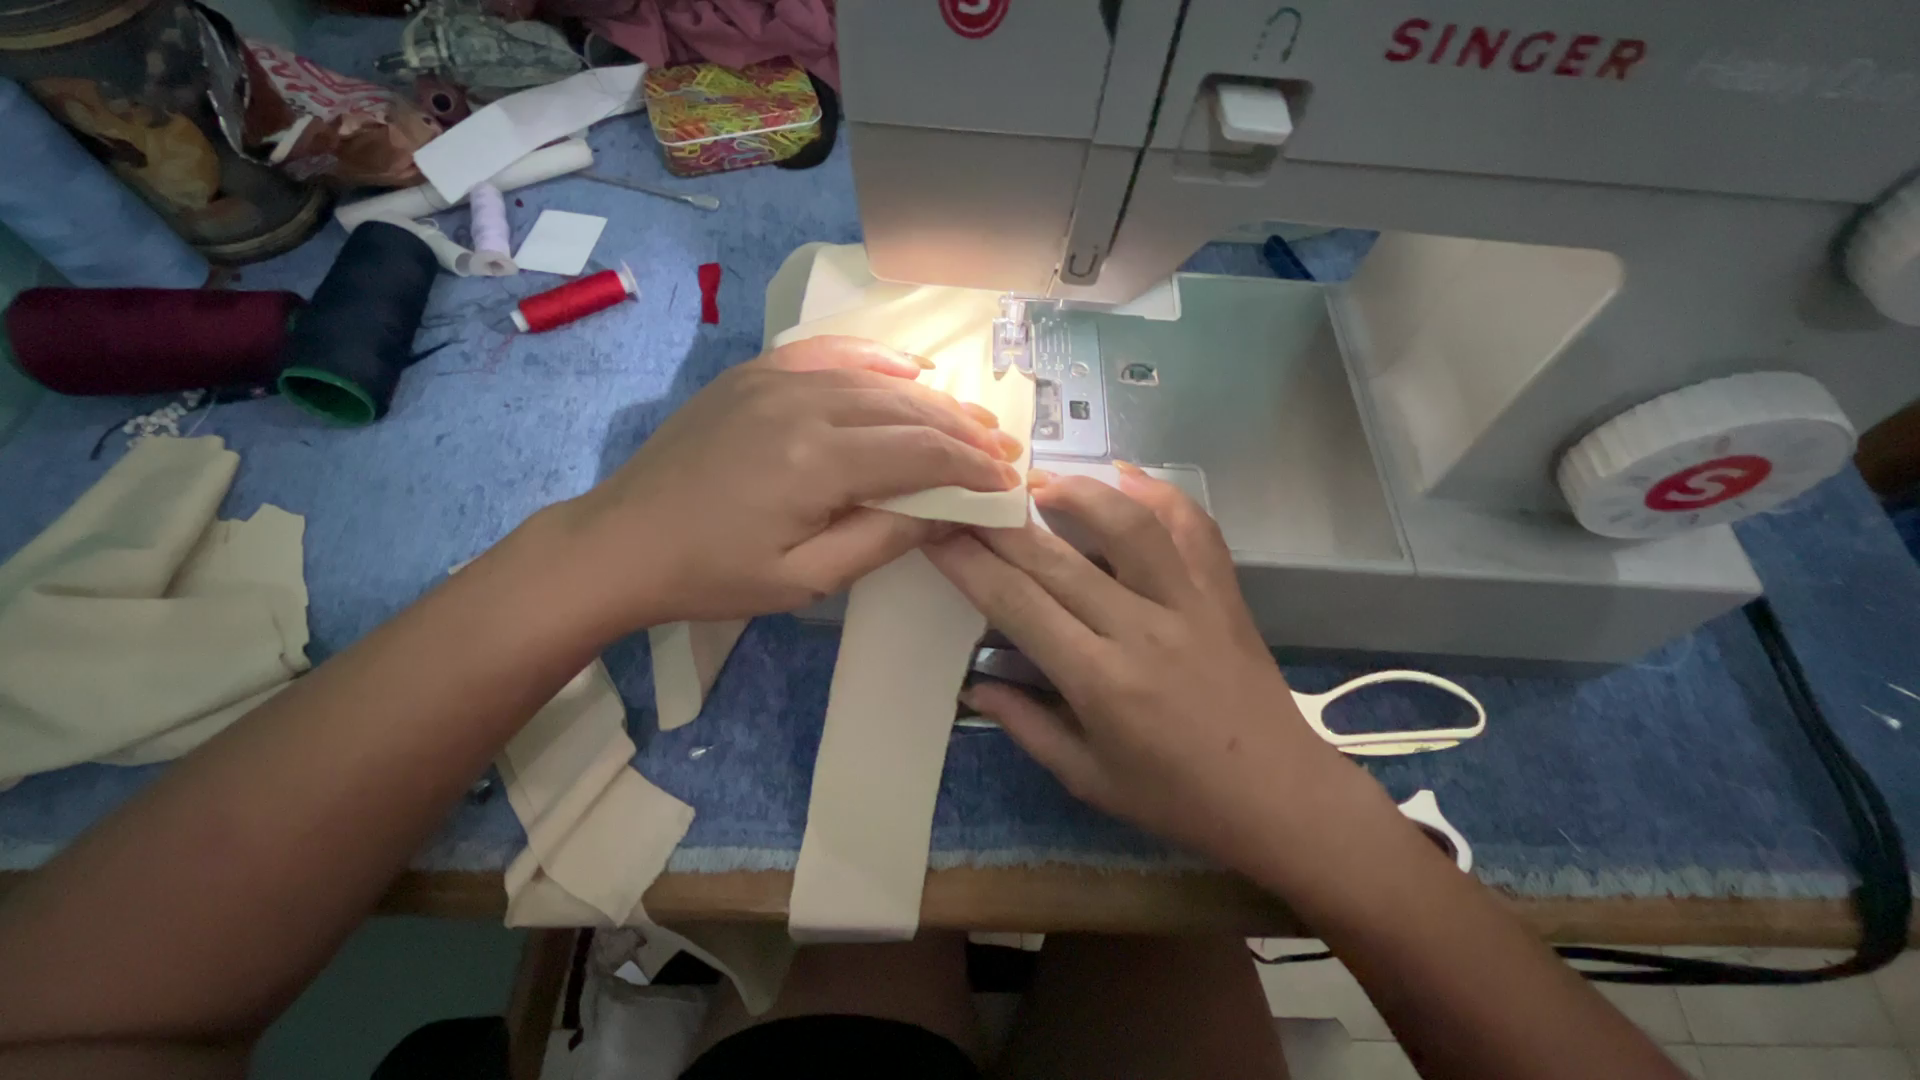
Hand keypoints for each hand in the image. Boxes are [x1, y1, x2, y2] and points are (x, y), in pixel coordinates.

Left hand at [548, 335, 1024, 629]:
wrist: (623, 541)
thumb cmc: (714, 575)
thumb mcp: (805, 579)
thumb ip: (883, 540)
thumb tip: (949, 511)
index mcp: (817, 462)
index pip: (921, 452)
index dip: (972, 466)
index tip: (1008, 481)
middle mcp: (804, 405)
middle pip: (907, 409)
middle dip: (963, 430)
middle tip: (1004, 449)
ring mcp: (776, 380)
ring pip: (875, 379)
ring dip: (930, 400)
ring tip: (971, 418)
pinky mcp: (754, 374)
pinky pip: (830, 353)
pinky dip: (877, 359)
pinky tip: (909, 369)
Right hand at [925, 465, 1360, 865]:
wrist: (1278, 796)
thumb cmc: (1175, 797)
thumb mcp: (1087, 777)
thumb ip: (1026, 725)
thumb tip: (973, 684)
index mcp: (1099, 681)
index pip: (1018, 604)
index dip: (970, 563)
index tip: (937, 532)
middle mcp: (1141, 628)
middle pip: (1057, 557)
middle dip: (1001, 522)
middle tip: (966, 494)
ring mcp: (1190, 603)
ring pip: (1129, 524)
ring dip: (1077, 492)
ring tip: (1037, 481)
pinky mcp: (1224, 592)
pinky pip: (1194, 526)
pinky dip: (1160, 492)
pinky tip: (1125, 476)